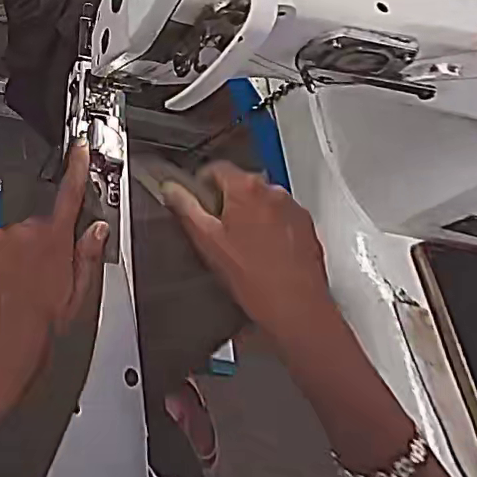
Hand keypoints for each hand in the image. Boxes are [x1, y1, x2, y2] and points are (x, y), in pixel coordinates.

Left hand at [0, 144, 107, 442]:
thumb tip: (96, 230)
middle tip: (51, 278)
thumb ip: (86, 258)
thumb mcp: (74, 302)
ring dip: (23, 255)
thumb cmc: (33, 338)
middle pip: (42, 223)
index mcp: (51, 241)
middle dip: (48, 242)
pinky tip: (7, 291)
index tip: (80, 148)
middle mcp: (20, 233)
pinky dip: (4, 263)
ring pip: (18, 238)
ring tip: (24, 292)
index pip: (69, 194)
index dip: (77, 167)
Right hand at [161, 162, 340, 353]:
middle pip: (241, 184)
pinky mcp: (305, 225)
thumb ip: (186, 209)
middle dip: (227, 201)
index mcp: (246, 188)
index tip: (197, 197)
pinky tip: (264, 254)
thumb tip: (171, 190)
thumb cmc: (255, 279)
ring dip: (250, 214)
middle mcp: (273, 191)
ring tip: (242, 247)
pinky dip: (271, 227)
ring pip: (262, 200)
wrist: (297, 309)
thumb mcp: (208, 243)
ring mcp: (292, 207)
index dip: (202, 182)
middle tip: (217, 230)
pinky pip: (281, 216)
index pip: (217, 168)